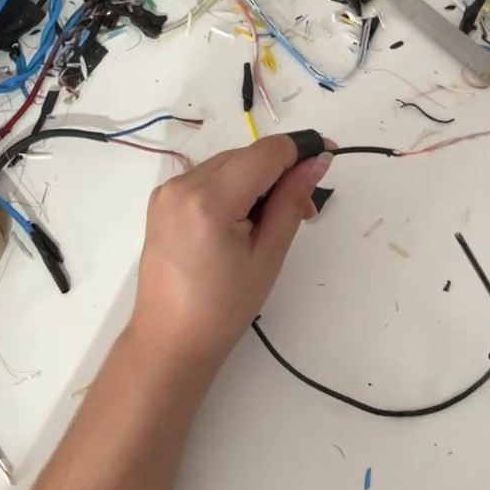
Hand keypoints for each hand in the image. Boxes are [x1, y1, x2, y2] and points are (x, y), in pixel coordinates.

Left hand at [126, 135, 332, 372]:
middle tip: (304, 210)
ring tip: (270, 221)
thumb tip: (316, 163)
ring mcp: (167, 192)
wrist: (170, 339)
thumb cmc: (223, 308)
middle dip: (280, 172)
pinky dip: (230, 188)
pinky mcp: (161, 201)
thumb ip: (291, 202)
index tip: (327, 157)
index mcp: (209, 201)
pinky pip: (206, 178)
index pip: (266, 153)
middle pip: (246, 155)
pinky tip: (241, 219)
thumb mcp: (267, 255)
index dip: (301, 150)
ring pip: (227, 164)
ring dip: (256, 179)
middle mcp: (182, 185)